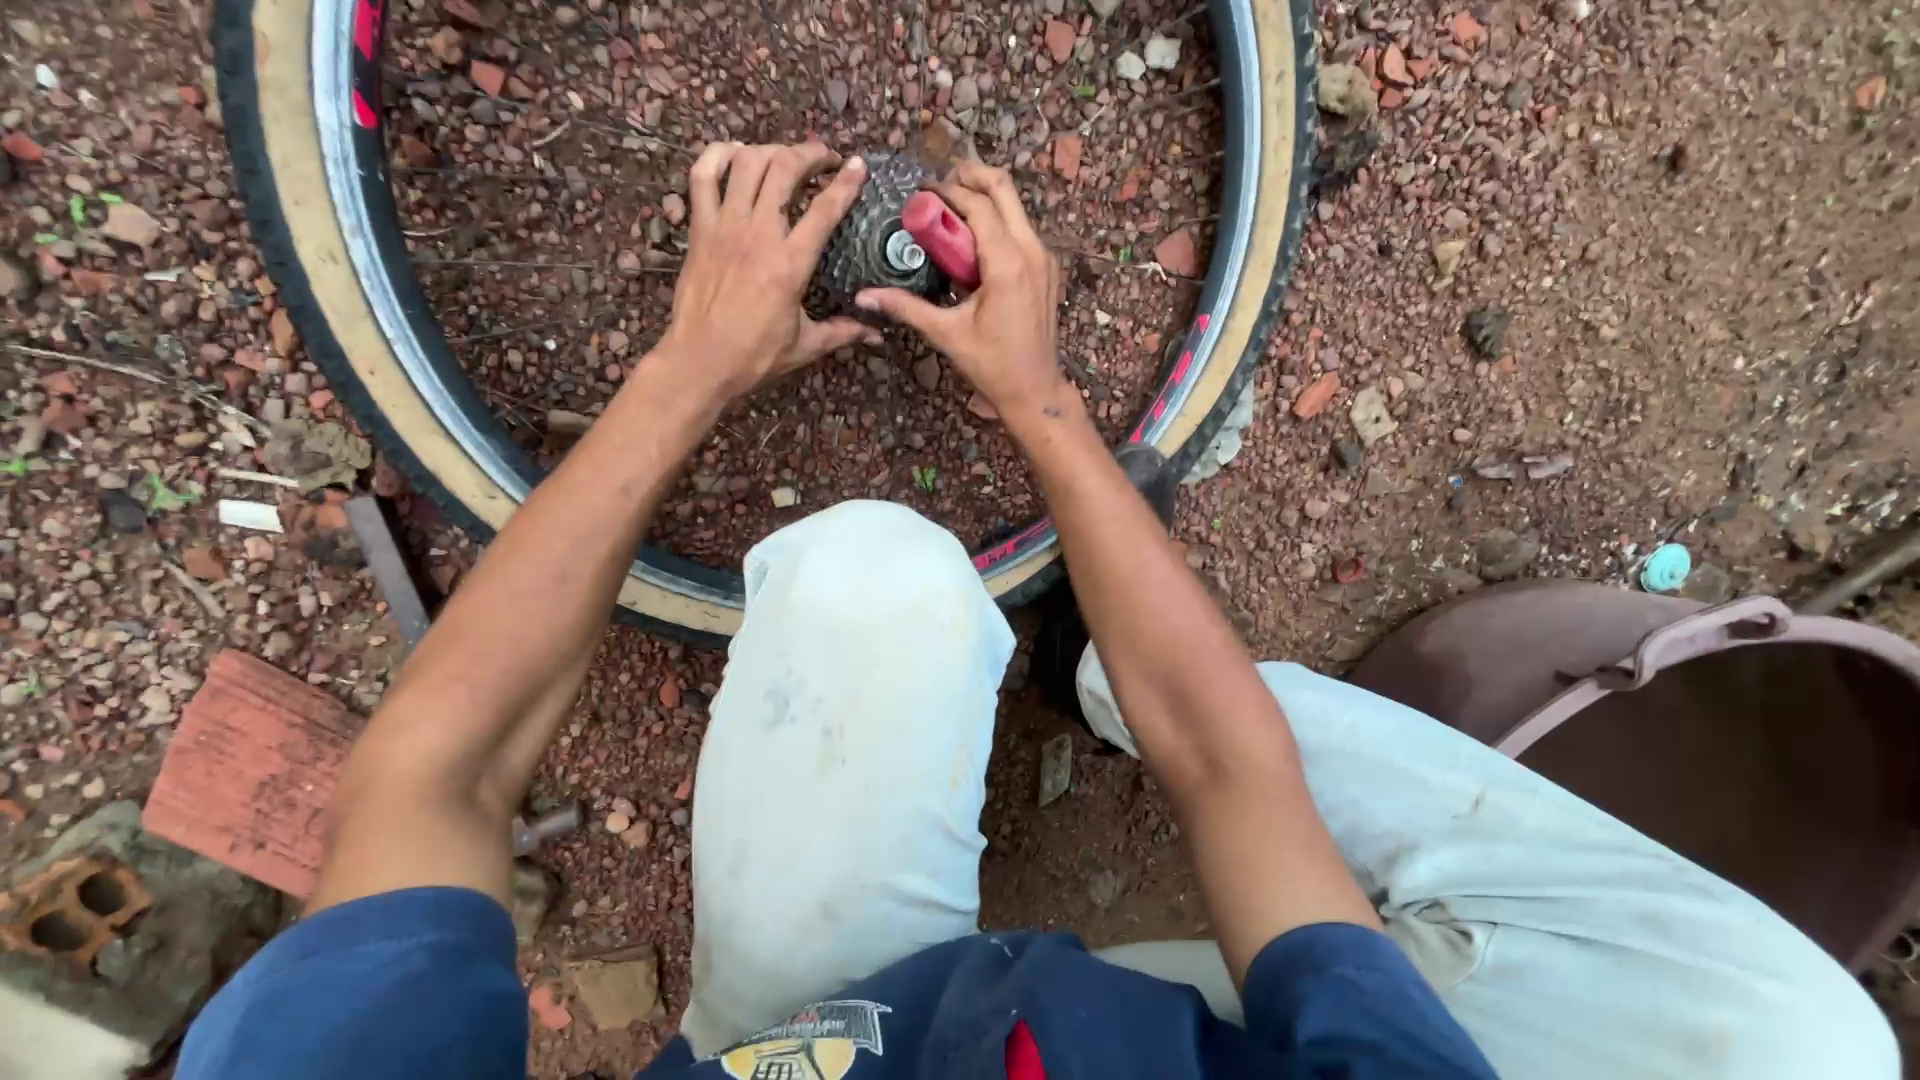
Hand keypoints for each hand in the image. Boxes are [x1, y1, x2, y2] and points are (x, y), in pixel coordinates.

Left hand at [655, 142, 878, 400]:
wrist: (700, 361)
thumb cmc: (755, 356)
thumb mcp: (806, 345)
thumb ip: (842, 331)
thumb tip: (876, 334)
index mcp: (790, 264)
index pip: (825, 209)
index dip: (846, 182)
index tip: (858, 165)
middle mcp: (758, 235)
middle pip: (784, 169)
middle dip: (809, 154)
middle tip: (824, 159)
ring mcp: (725, 227)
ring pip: (746, 162)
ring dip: (770, 150)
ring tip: (784, 158)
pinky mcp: (700, 229)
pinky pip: (702, 176)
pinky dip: (717, 156)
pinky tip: (734, 154)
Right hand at [854, 162, 1067, 417]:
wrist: (1035, 390)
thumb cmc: (992, 365)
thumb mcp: (946, 334)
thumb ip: (905, 307)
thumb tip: (864, 295)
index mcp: (1008, 264)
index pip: (977, 205)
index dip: (946, 192)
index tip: (920, 192)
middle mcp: (1032, 251)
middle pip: (1004, 188)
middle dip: (971, 176)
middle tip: (939, 185)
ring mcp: (1044, 258)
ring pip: (1016, 206)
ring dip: (985, 197)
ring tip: (952, 209)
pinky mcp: (1047, 268)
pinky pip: (1022, 228)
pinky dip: (998, 220)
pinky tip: (973, 240)